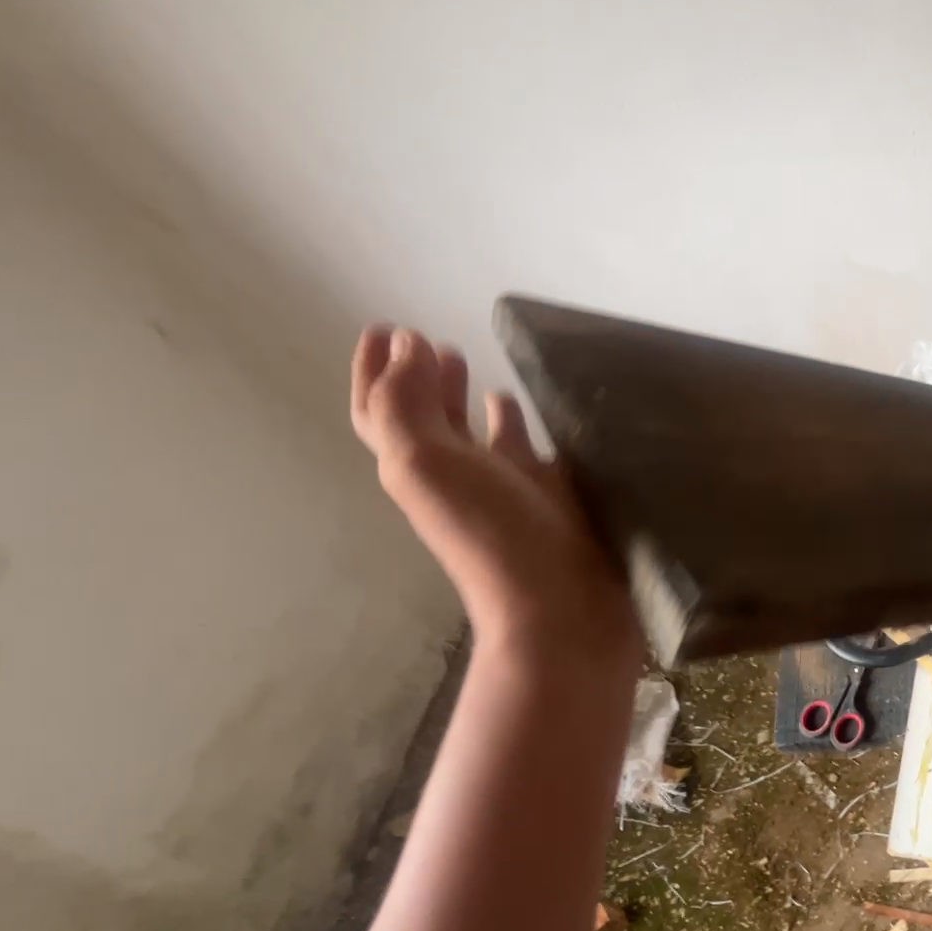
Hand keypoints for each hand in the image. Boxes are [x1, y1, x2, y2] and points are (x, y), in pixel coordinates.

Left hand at [351, 325, 633, 649]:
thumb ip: (406, 406)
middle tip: (428, 339)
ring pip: (474, 434)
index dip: (372, 370)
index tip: (383, 326)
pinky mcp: (550, 496)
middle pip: (424, 418)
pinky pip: (525, 450)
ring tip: (470, 362)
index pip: (381, 408)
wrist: (558, 604)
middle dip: (418, 377)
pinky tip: (521, 406)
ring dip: (463, 397)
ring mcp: (505, 486)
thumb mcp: (425, 464)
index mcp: (416, 465)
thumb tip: (406, 349)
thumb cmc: (492, 533)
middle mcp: (455, 473)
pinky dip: (515, 424)